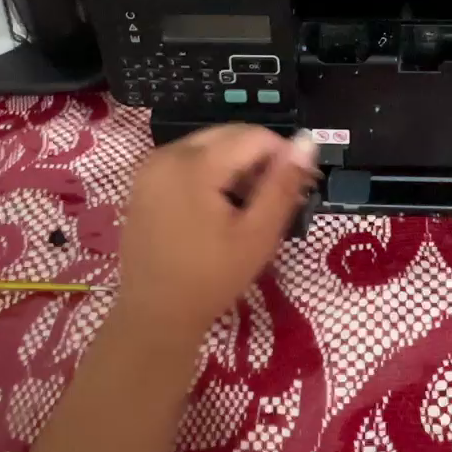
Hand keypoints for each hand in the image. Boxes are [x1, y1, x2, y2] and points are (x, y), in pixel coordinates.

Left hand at [114, 125, 317, 346]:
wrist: (154, 316)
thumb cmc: (211, 278)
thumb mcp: (258, 234)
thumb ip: (284, 184)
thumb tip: (307, 142)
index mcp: (195, 164)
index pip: (254, 136)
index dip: (283, 155)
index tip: (299, 186)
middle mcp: (168, 154)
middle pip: (230, 135)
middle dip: (258, 158)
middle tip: (274, 198)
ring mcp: (151, 167)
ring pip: (210, 145)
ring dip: (235, 164)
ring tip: (248, 206)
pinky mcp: (144, 181)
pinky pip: (188, 159)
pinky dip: (210, 171)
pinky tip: (220, 207)